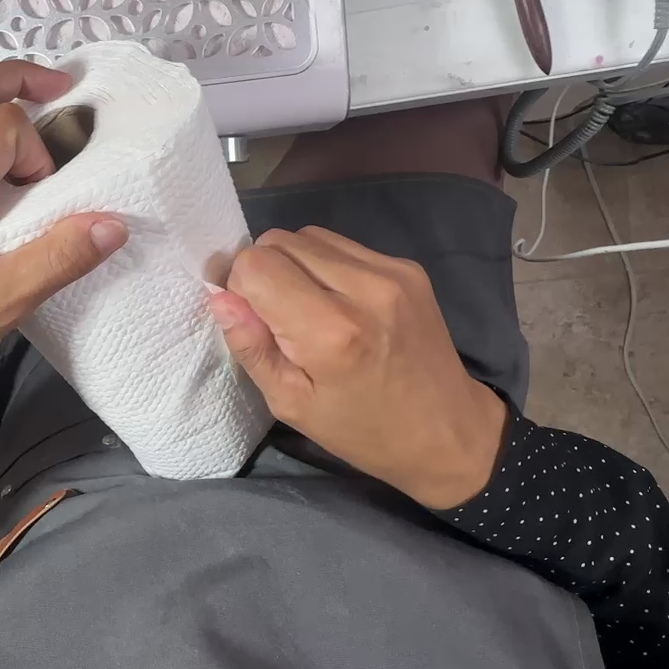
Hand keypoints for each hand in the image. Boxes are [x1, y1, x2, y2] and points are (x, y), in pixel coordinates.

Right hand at [209, 228, 509, 508]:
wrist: (450, 432)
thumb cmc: (363, 430)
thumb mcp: (291, 404)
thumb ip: (251, 346)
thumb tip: (219, 297)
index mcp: (331, 330)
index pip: (257, 265)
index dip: (240, 286)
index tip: (251, 318)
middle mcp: (363, 288)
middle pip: (278, 241)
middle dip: (263, 271)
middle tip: (275, 316)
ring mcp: (391, 271)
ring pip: (308, 235)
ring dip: (292, 264)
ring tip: (307, 308)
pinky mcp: (406, 266)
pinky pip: (340, 245)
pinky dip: (323, 265)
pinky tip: (337, 302)